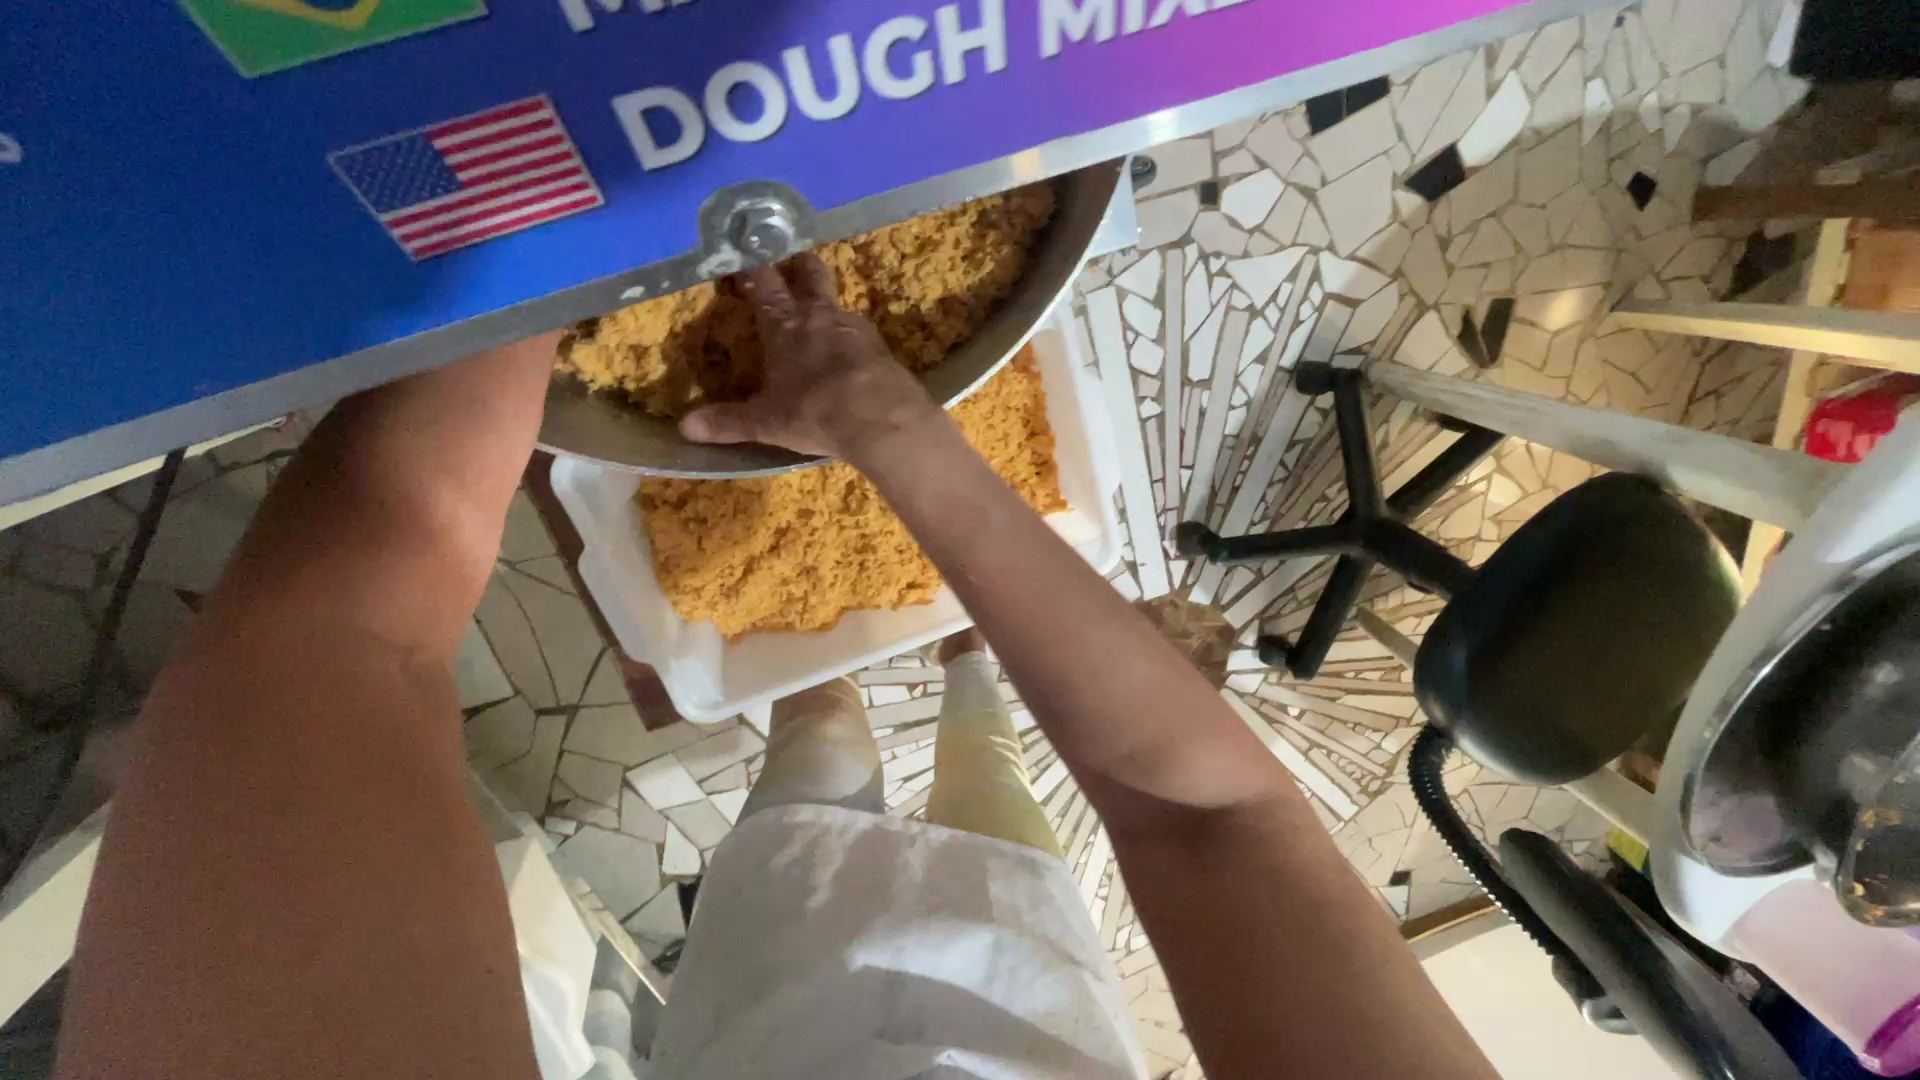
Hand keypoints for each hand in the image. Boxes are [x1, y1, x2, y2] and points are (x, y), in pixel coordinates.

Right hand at [678, 254, 937, 458]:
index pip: (762, 282)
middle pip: (810, 273)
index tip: (742, 254)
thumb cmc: (814, 411)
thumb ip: (729, 422)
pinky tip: (850, 361)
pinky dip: (852, 343)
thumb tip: (687, 428)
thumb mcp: (767, 421)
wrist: (880, 418)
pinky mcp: (881, 348)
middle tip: (792, 263)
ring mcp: (855, 328)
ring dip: (828, 309)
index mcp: (784, 323)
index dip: (750, 267)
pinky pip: (862, 337)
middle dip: (799, 265)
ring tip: (821, 326)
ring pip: (839, 305)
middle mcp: (820, 315)